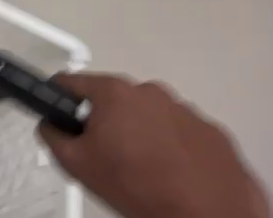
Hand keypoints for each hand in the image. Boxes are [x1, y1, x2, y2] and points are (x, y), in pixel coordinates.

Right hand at [41, 73, 271, 217]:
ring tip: (151, 169)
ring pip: (154, 117)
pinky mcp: (222, 139)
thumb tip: (52, 124)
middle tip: (111, 154)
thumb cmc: (138, 189)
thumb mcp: (75, 163)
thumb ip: (51, 132)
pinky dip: (180, 150)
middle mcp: (154, 93)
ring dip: (147, 133)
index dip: (62, 101)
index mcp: (116, 92)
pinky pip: (187, 136)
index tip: (66, 123)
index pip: (72, 83)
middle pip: (117, 100)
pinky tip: (179, 176)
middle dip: (110, 121)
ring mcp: (193, 115)